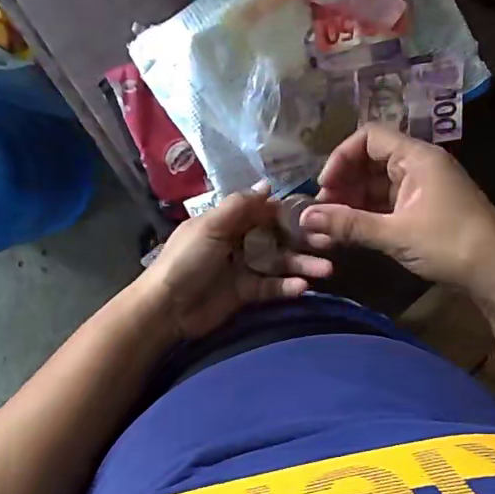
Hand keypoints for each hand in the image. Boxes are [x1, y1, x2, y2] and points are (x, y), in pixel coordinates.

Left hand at [132, 190, 333, 340]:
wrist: (167, 308)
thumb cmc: (186, 260)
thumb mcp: (210, 226)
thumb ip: (240, 206)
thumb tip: (268, 185)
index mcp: (226, 222)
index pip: (263, 213)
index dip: (287, 214)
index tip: (314, 214)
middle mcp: (237, 242)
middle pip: (276, 238)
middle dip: (301, 241)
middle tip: (328, 244)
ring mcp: (242, 269)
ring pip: (278, 264)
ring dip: (301, 266)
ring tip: (326, 270)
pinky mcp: (246, 294)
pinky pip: (272, 287)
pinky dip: (287, 287)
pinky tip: (303, 287)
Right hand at [300, 126, 494, 291]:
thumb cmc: (448, 244)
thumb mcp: (394, 234)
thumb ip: (348, 224)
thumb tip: (305, 218)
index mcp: (416, 157)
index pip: (369, 137)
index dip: (341, 157)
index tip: (324, 187)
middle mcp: (419, 165)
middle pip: (370, 160)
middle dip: (343, 183)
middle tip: (321, 212)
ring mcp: (423, 187)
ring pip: (377, 184)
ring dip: (352, 201)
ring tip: (330, 227)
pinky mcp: (425, 209)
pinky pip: (388, 203)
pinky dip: (367, 214)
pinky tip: (350, 233)